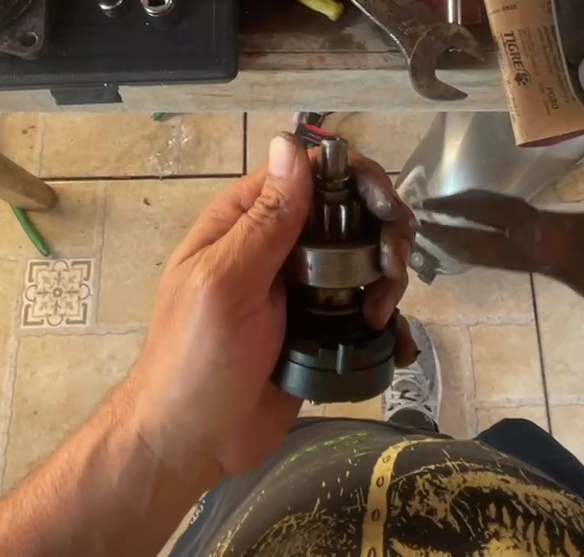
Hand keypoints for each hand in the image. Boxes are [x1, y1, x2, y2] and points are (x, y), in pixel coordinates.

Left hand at [116, 133, 415, 483]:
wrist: (191, 443)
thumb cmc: (194, 358)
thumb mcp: (226, 283)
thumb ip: (266, 219)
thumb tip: (290, 142)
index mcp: (248, 218)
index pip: (312, 170)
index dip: (357, 179)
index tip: (386, 210)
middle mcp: (279, 242)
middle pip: (349, 211)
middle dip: (382, 232)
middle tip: (391, 271)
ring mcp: (303, 284)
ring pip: (364, 256)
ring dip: (388, 276)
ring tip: (381, 313)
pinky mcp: (321, 324)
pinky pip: (364, 304)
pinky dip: (388, 316)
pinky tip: (392, 336)